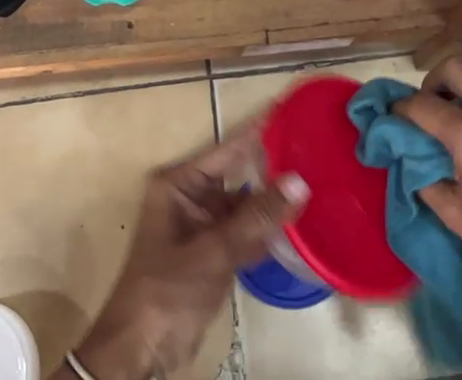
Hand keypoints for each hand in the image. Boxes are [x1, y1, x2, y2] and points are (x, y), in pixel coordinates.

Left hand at [73, 121, 308, 379]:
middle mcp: (191, 198)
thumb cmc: (166, 291)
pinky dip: (270, 232)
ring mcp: (204, 227)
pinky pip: (248, 233)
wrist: (140, 351)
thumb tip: (300, 182)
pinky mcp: (214, 254)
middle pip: (241, 176)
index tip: (293, 110)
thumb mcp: (213, 251)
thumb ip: (257, 217)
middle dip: (275, 168)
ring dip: (276, 202)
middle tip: (320, 152)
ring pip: (248, 206)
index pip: (229, 148)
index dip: (260, 131)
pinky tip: (302, 226)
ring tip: (321, 183)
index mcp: (180, 184)